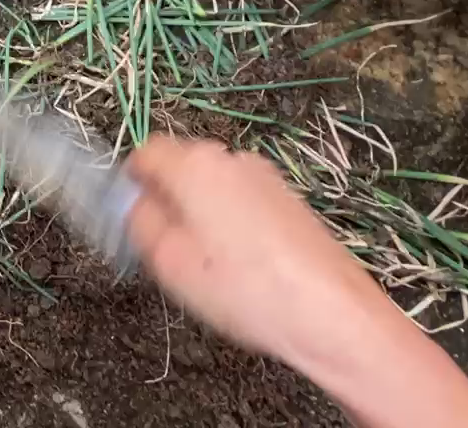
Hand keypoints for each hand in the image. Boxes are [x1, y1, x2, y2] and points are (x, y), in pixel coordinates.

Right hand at [124, 137, 467, 427]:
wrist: (337, 317)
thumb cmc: (245, 287)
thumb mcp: (167, 260)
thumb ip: (137, 222)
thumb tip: (132, 204)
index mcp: (192, 163)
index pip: (143, 151)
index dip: (130, 181)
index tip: (131, 213)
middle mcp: (226, 157)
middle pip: (179, 164)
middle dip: (167, 195)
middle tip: (166, 242)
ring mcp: (263, 175)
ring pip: (212, 182)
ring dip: (200, 208)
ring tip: (209, 258)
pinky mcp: (289, 198)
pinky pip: (241, 197)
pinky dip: (232, 218)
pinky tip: (243, 262)